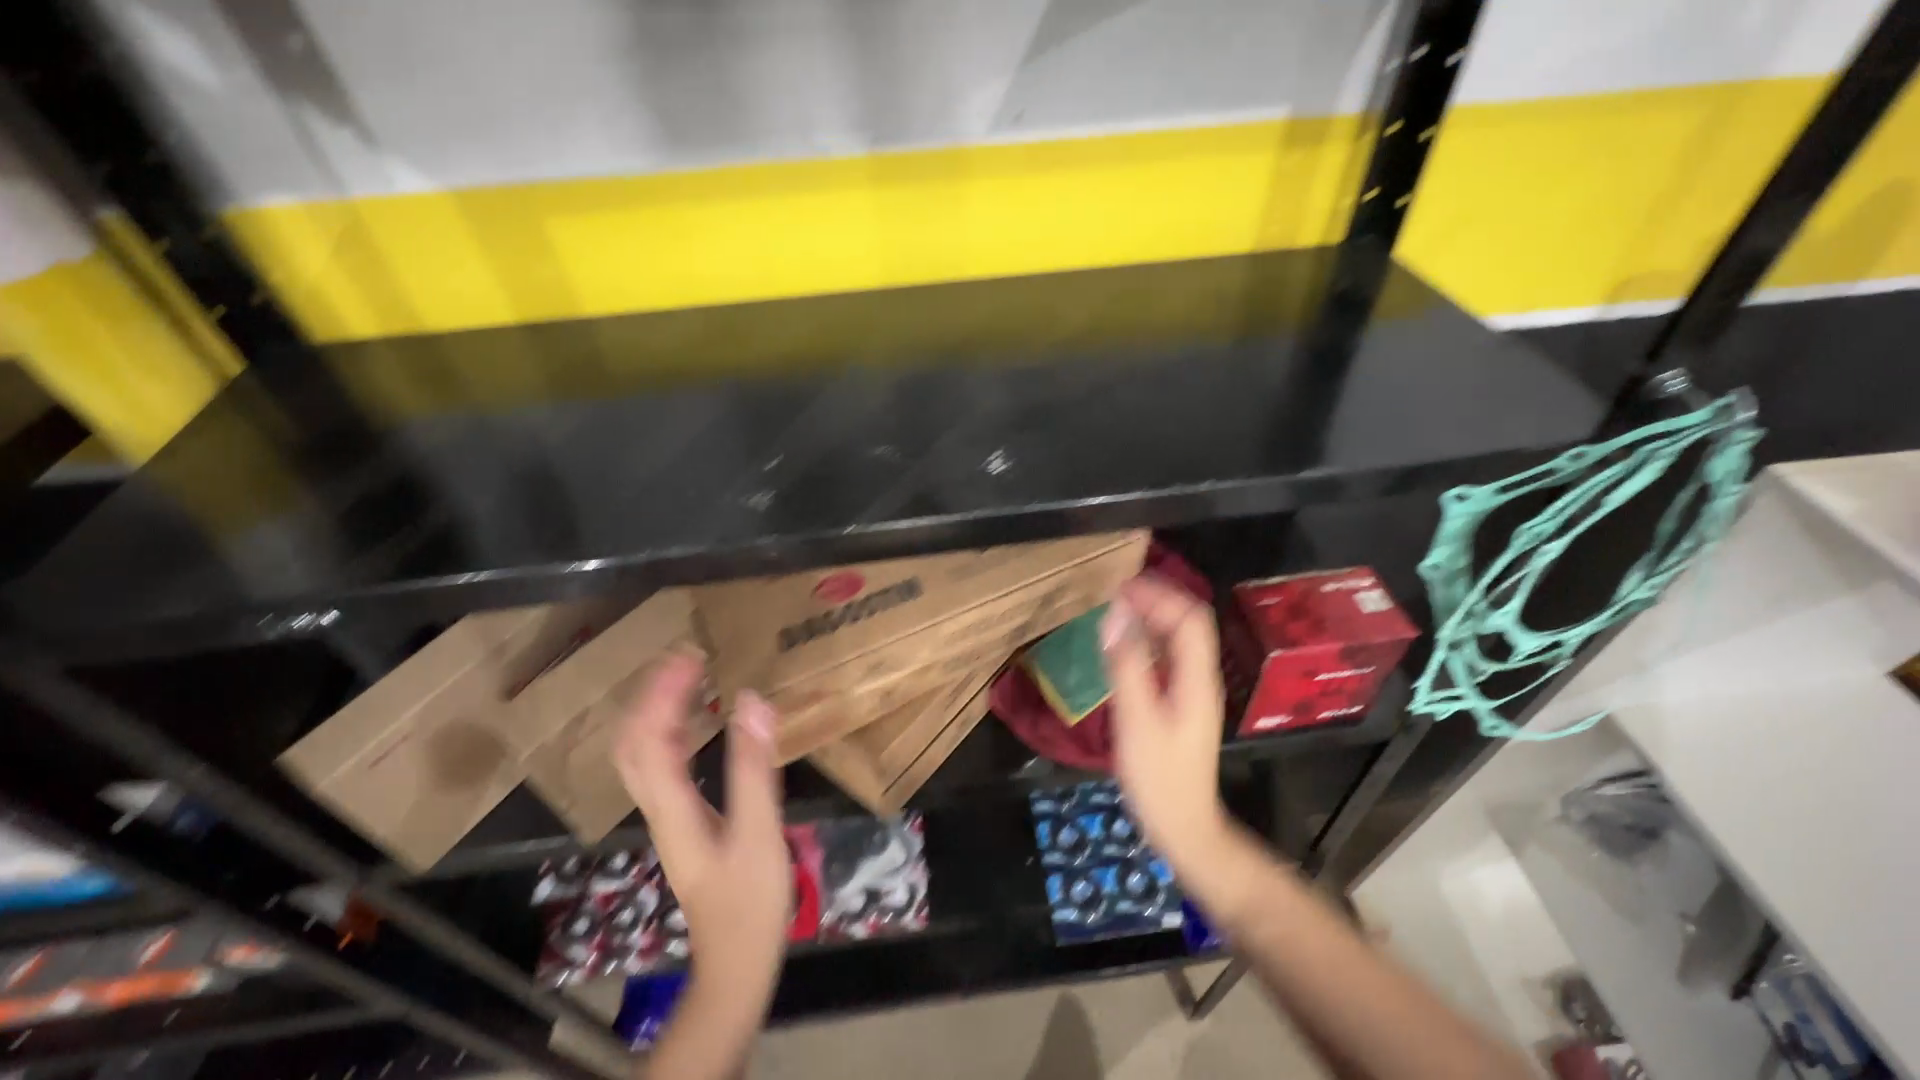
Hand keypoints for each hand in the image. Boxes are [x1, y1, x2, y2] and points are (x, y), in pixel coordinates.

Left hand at [614, 652, 791, 1001]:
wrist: (735, 961)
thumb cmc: (750, 902)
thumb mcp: (759, 833)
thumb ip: (752, 768)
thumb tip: (751, 701)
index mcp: (673, 807)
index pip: (651, 737)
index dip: (663, 692)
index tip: (690, 654)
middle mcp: (658, 809)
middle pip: (632, 742)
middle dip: (650, 695)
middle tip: (684, 658)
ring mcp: (666, 818)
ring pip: (641, 754)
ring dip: (656, 711)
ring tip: (686, 678)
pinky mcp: (681, 824)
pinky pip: (661, 766)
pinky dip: (670, 733)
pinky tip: (696, 724)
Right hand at [1100, 576, 1230, 860]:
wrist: (1185, 828)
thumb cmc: (1160, 779)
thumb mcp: (1137, 721)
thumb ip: (1126, 667)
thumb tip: (1115, 617)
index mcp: (1196, 679)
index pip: (1189, 618)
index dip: (1159, 595)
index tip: (1120, 587)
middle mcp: (1200, 679)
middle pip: (1187, 625)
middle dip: (1155, 601)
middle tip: (1114, 593)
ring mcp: (1193, 694)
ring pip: (1178, 642)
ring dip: (1152, 620)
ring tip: (1116, 612)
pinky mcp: (1181, 707)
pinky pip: (1169, 660)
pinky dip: (1148, 644)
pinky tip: (1123, 650)